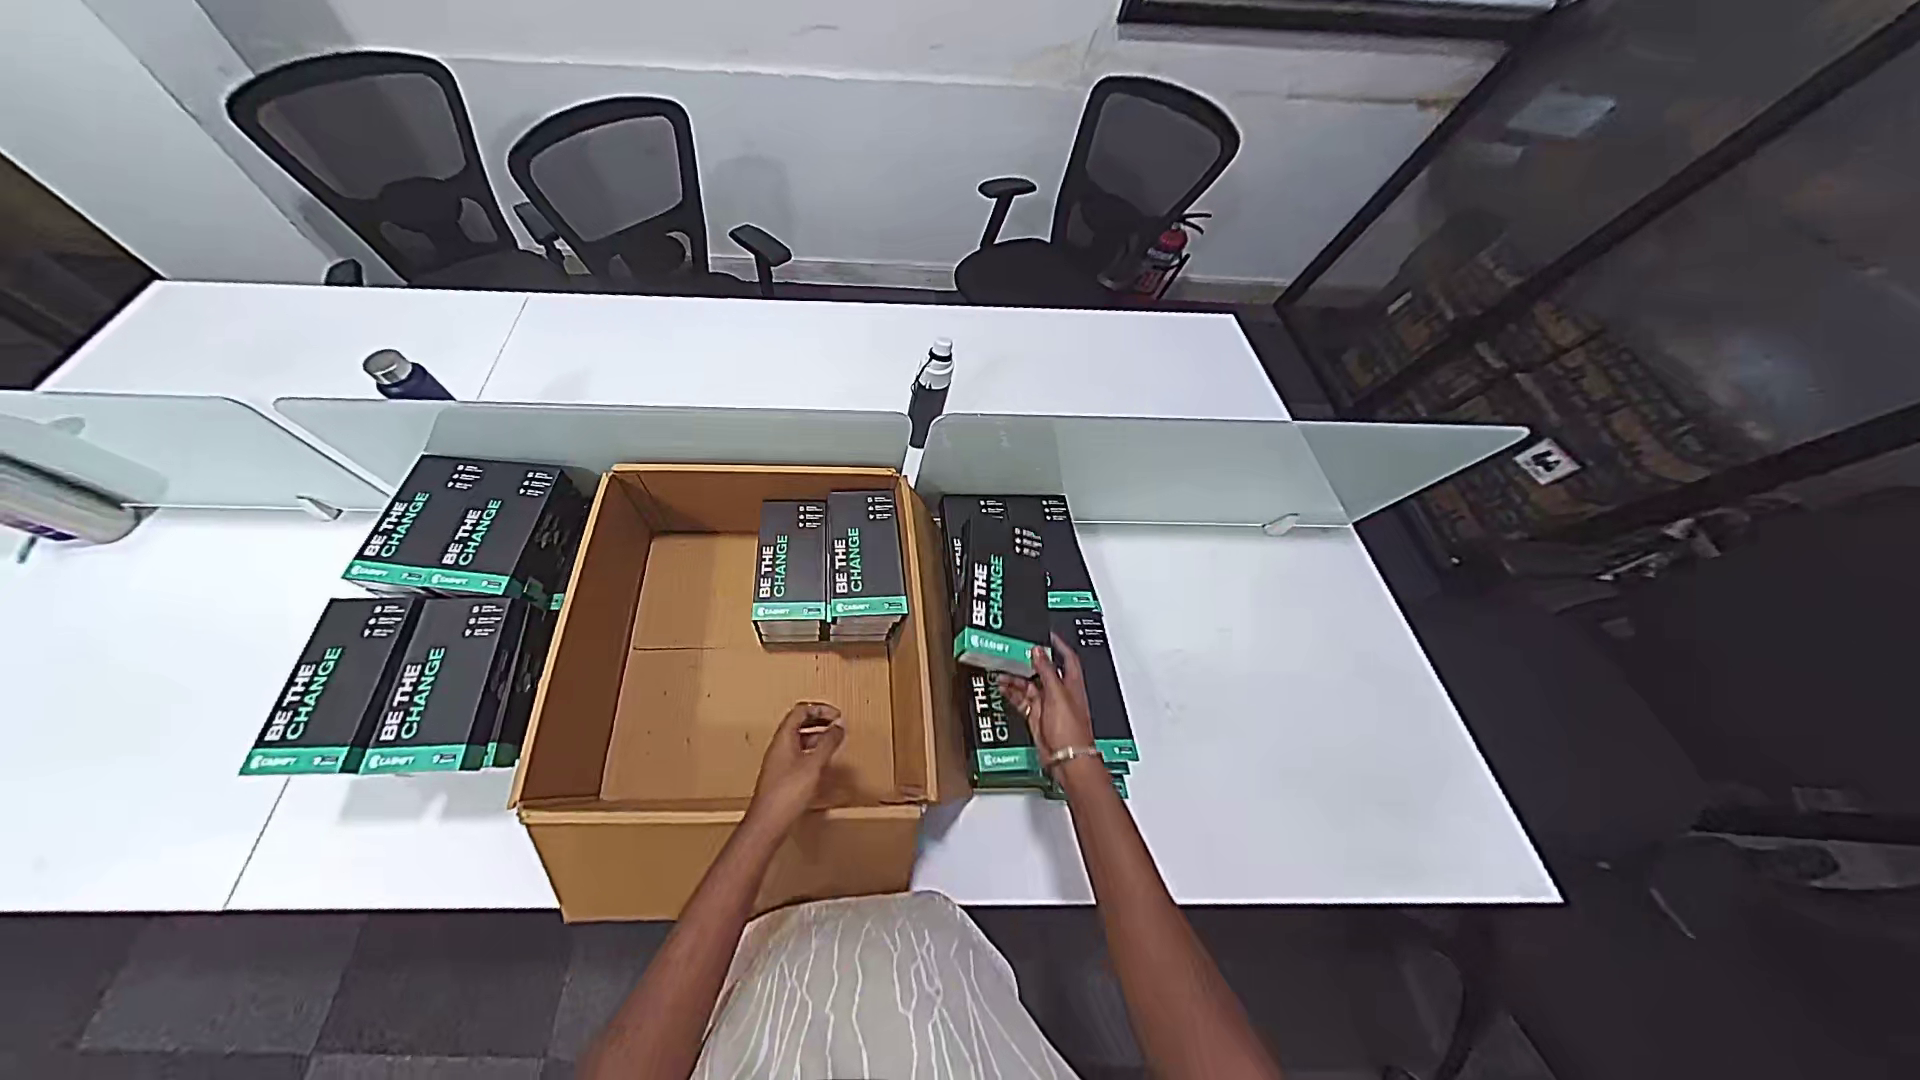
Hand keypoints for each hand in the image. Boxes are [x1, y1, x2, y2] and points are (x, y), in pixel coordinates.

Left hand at [745, 702, 845, 835]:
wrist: (767, 823)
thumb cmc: (787, 793)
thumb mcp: (814, 764)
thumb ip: (828, 743)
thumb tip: (839, 725)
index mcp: (783, 738)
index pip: (800, 711)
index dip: (820, 709)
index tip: (837, 715)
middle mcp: (779, 747)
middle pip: (799, 722)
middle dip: (820, 719)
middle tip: (837, 723)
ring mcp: (779, 761)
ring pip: (799, 739)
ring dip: (817, 735)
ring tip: (834, 740)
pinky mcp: (781, 776)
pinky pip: (799, 754)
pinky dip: (813, 751)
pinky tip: (823, 762)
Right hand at [996, 633, 1094, 760]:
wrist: (1066, 759)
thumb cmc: (1071, 730)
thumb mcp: (1057, 694)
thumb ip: (1046, 671)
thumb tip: (1039, 651)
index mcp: (1071, 683)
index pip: (1067, 657)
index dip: (1058, 645)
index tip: (1047, 635)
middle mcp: (1060, 692)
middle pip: (1044, 670)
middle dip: (1029, 662)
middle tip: (1014, 652)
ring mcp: (1048, 704)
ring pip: (1029, 685)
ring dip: (1016, 678)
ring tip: (1002, 670)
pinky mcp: (1037, 716)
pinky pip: (1022, 700)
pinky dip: (1012, 693)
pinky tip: (1003, 687)